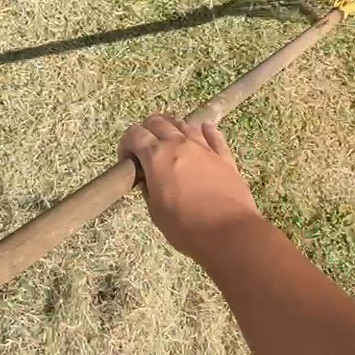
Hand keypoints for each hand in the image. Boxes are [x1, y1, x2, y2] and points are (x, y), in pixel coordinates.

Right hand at [120, 115, 262, 263]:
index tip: (127, 159)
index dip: (126, 143)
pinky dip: (205, 130)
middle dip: (147, 130)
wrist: (228, 232)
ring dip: (173, 129)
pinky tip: (203, 129)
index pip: (135, 134)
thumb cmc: (185, 226)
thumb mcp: (155, 210)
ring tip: (171, 141)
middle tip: (145, 147)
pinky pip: (213, 135)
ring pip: (184, 125)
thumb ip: (149, 187)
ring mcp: (204, 147)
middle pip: (158, 122)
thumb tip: (149, 177)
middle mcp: (179, 143)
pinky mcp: (224, 156)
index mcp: (157, 156)